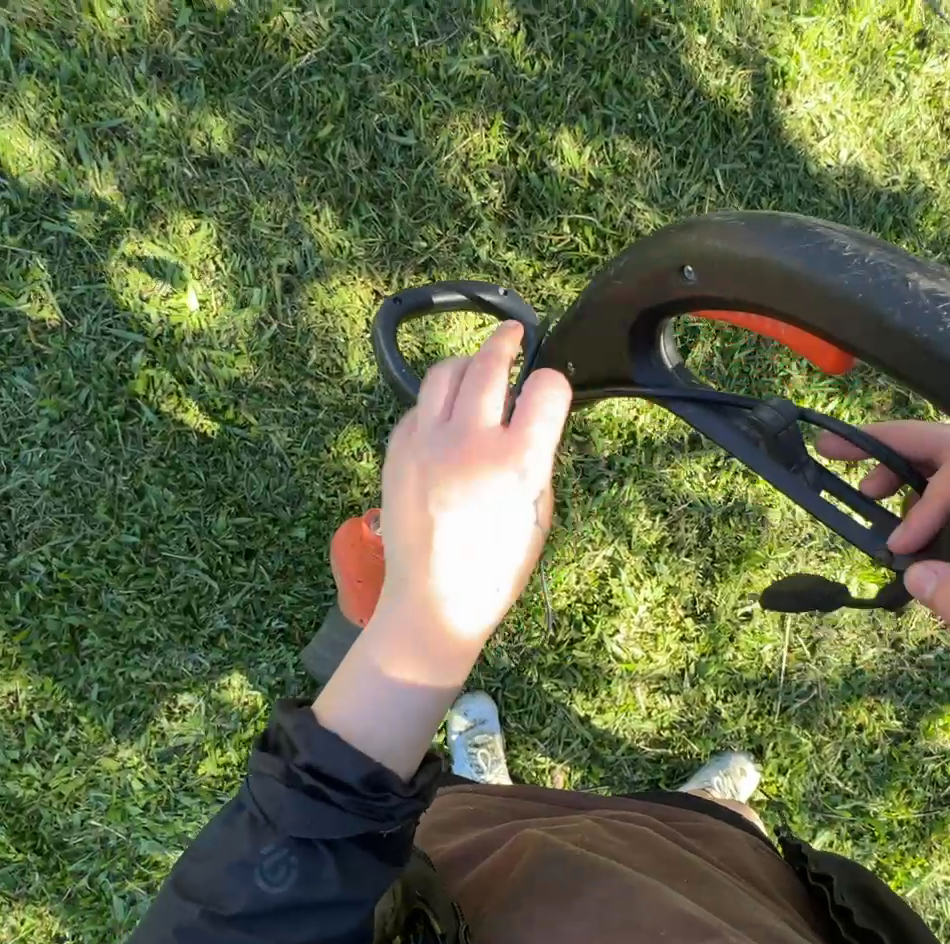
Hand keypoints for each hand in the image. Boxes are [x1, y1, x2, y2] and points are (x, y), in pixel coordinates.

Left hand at [375, 321, 572, 674]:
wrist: (434, 601)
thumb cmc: (496, 568)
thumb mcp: (538, 513)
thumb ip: (536, 457)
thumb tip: (528, 418)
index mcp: (517, 463)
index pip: (546, 388)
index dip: (553, 383)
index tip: (548, 389)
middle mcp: (470, 443)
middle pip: (490, 363)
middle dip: (507, 341)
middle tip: (514, 335)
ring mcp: (426, 443)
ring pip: (446, 372)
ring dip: (468, 363)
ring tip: (478, 368)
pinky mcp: (396, 451)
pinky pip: (419, 406)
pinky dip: (437, 402)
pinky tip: (448, 417)